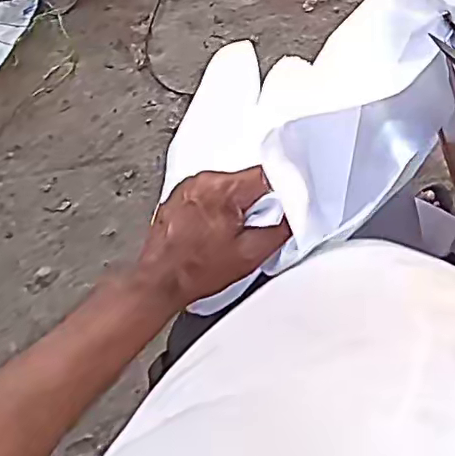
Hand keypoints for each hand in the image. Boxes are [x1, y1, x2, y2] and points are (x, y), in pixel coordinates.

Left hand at [132, 168, 291, 311]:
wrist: (159, 282)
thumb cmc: (195, 271)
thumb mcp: (251, 255)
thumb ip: (281, 230)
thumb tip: (295, 217)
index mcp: (223, 189)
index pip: (266, 173)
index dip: (282, 187)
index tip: (285, 201)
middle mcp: (204, 181)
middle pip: (246, 180)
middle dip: (255, 201)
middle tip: (249, 228)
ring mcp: (188, 186)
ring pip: (227, 186)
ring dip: (233, 204)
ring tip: (225, 232)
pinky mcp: (179, 194)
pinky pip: (208, 192)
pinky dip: (214, 207)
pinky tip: (210, 231)